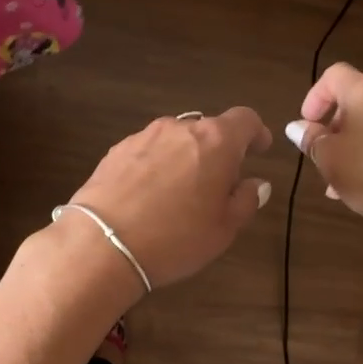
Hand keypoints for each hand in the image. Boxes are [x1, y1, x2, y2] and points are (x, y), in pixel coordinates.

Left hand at [65, 107, 272, 290]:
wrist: (102, 244)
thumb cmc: (177, 237)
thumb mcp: (224, 228)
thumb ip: (246, 200)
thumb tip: (256, 183)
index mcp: (216, 141)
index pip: (246, 120)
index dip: (256, 133)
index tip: (260, 150)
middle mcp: (180, 127)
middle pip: (208, 130)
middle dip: (219, 152)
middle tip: (220, 186)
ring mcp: (143, 136)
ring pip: (176, 140)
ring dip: (186, 159)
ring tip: (182, 195)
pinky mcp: (115, 151)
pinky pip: (148, 153)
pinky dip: (158, 167)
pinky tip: (151, 198)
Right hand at [287, 63, 362, 237]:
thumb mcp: (328, 158)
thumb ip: (311, 138)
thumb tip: (298, 127)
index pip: (333, 76)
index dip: (314, 97)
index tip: (306, 125)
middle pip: (354, 100)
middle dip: (333, 126)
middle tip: (322, 155)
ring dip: (350, 145)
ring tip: (338, 179)